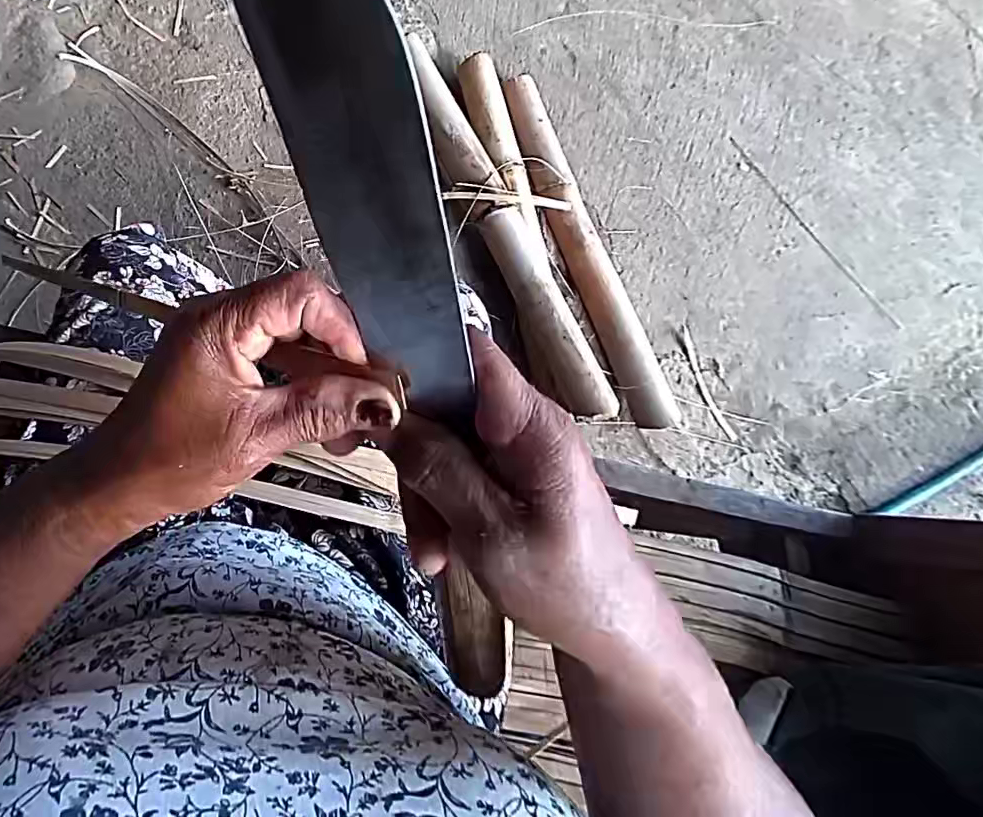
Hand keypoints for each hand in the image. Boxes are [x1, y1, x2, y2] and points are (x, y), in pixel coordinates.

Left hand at [68, 270, 401, 530]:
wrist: (119, 483)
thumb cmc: (168, 461)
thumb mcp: (255, 435)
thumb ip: (320, 410)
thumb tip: (378, 402)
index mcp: (219, 323)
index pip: (300, 293)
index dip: (341, 328)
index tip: (363, 372)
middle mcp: (219, 315)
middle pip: (302, 310)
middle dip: (340, 352)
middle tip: (368, 394)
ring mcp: (221, 333)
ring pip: (294, 333)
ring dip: (327, 371)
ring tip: (350, 413)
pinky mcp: (224, 354)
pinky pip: (278, 352)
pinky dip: (305, 379)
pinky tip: (326, 412)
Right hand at [386, 329, 651, 664]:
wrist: (608, 631)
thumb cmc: (571, 588)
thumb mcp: (491, 534)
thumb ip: (439, 470)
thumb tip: (389, 419)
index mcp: (533, 422)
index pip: (471, 350)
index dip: (418, 353)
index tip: (374, 389)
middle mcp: (522, 421)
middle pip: (443, 401)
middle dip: (412, 449)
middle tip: (408, 505)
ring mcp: (512, 445)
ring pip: (440, 439)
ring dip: (423, 489)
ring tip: (432, 548)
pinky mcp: (504, 468)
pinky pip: (453, 466)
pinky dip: (438, 502)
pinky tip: (443, 546)